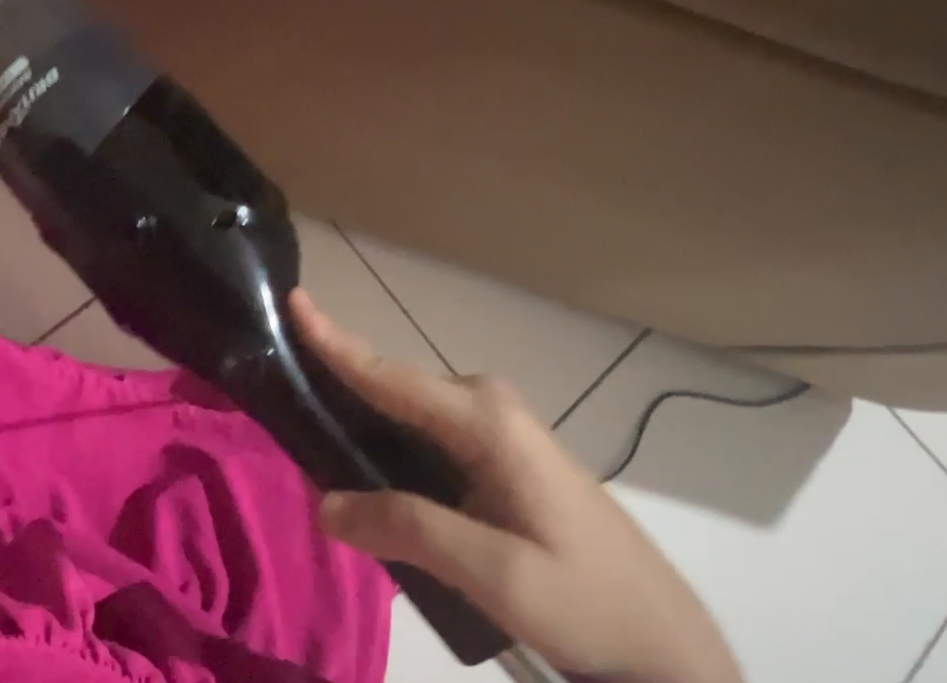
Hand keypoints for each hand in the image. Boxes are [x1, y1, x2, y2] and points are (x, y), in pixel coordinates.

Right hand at [292, 291, 740, 682]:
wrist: (665, 646)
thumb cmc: (587, 600)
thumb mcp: (496, 572)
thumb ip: (408, 529)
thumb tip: (325, 502)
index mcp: (487, 422)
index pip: (391, 376)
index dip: (335, 340)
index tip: (292, 300)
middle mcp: (490, 409)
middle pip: (394, 386)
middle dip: (337, 379)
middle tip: (281, 391)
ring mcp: (498, 431)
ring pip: (407, 412)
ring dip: (359, 414)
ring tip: (306, 424)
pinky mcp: (501, 458)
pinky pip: (425, 435)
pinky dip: (387, 440)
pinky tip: (363, 462)